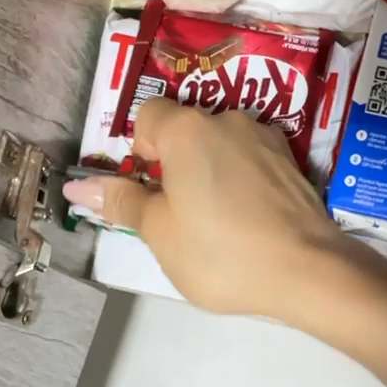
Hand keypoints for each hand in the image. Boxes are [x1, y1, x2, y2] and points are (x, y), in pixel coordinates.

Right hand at [62, 101, 364, 319]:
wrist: (308, 271)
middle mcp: (228, 120)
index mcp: (187, 129)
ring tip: (220, 222)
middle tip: (181, 214)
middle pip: (187, 130)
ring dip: (211, 173)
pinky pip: (251, 162)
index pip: (149, 115)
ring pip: (222, 146)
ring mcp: (266, 139)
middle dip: (177, 165)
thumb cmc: (221, 253)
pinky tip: (250, 219)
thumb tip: (78, 186)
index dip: (141, 150)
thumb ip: (122, 203)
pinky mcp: (292, 163)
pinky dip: (242, 182)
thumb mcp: (160, 233)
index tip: (150, 190)